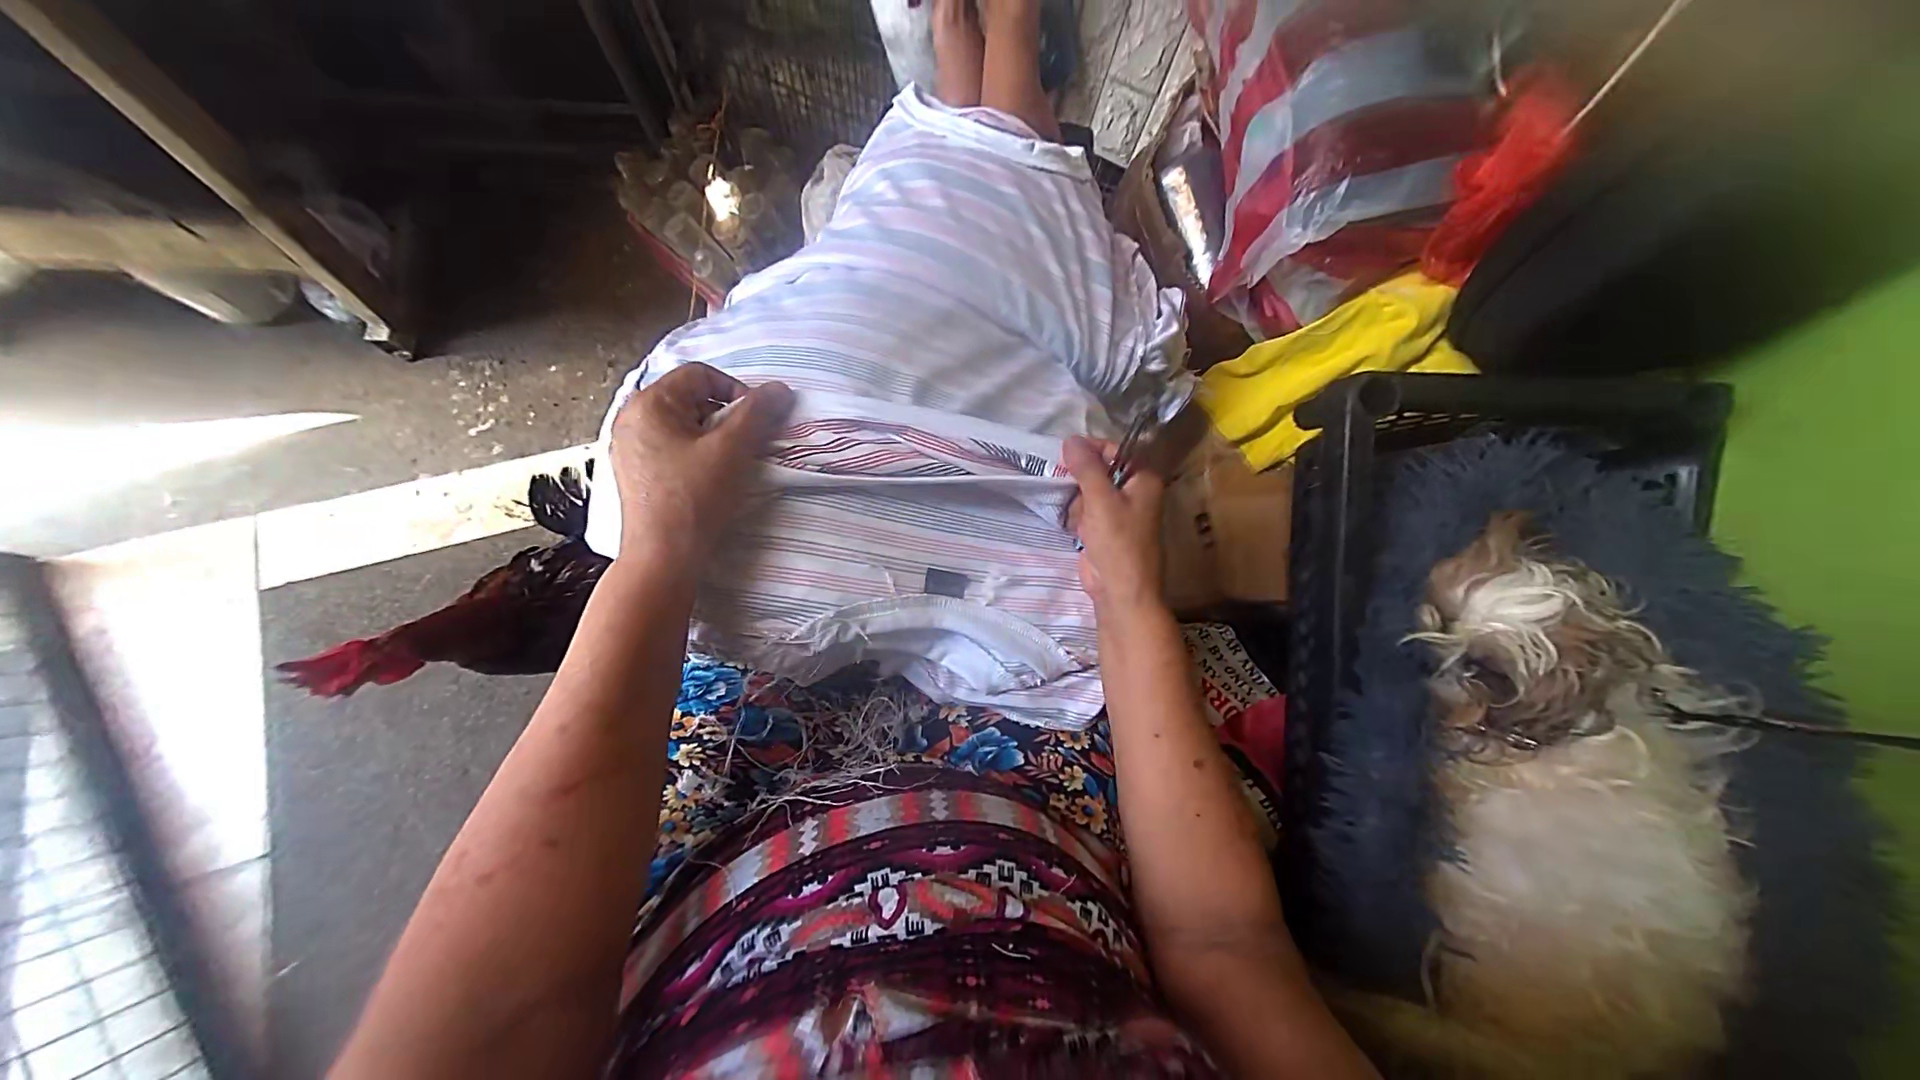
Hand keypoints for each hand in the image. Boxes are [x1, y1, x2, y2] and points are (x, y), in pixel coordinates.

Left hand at [608, 363, 793, 563]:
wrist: (664, 557)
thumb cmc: (695, 499)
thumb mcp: (733, 450)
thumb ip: (758, 413)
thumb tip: (780, 389)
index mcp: (649, 404)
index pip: (700, 374)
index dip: (736, 391)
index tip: (756, 420)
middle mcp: (631, 419)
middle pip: (690, 398)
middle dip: (724, 416)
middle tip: (745, 444)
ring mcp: (629, 447)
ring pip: (683, 425)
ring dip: (712, 437)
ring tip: (729, 464)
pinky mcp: (635, 473)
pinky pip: (671, 448)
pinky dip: (695, 455)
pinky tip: (708, 479)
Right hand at [1064, 435, 1165, 614]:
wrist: (1120, 590)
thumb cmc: (1118, 542)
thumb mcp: (1100, 499)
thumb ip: (1085, 467)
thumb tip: (1070, 439)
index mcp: (1144, 479)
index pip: (1115, 449)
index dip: (1091, 450)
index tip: (1067, 457)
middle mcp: (1134, 491)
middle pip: (1099, 470)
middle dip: (1082, 482)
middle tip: (1077, 496)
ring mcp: (1119, 511)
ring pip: (1088, 491)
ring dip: (1079, 503)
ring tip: (1081, 521)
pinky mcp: (1105, 529)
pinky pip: (1086, 511)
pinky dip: (1079, 518)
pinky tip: (1079, 531)